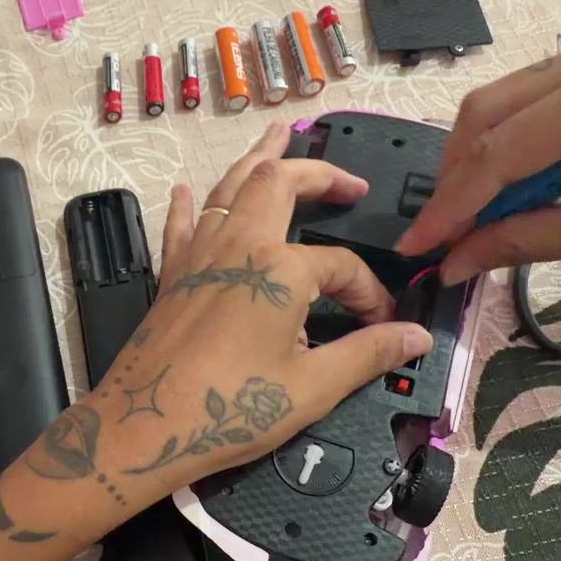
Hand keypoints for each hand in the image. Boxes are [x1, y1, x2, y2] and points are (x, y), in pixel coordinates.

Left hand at [26, 124, 432, 509]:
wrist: (145, 425)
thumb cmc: (229, 408)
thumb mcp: (312, 387)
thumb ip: (367, 355)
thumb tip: (415, 337)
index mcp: (280, 269)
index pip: (342, 266)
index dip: (369, 294)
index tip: (381, 326)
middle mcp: (238, 245)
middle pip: (278, 182)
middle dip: (317, 172)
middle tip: (346, 179)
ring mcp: (198, 254)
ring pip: (228, 188)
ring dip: (256, 159)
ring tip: (277, 135)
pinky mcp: (171, 274)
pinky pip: (181, 225)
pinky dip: (190, 204)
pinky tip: (186, 190)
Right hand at [395, 21, 560, 281]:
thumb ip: (524, 240)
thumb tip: (451, 264)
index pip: (500, 149)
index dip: (449, 205)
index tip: (413, 248)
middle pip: (488, 113)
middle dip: (456, 181)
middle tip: (444, 238)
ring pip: (502, 104)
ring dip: (478, 163)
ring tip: (477, 218)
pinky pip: (533, 101)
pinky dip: (511, 147)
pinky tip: (515, 186)